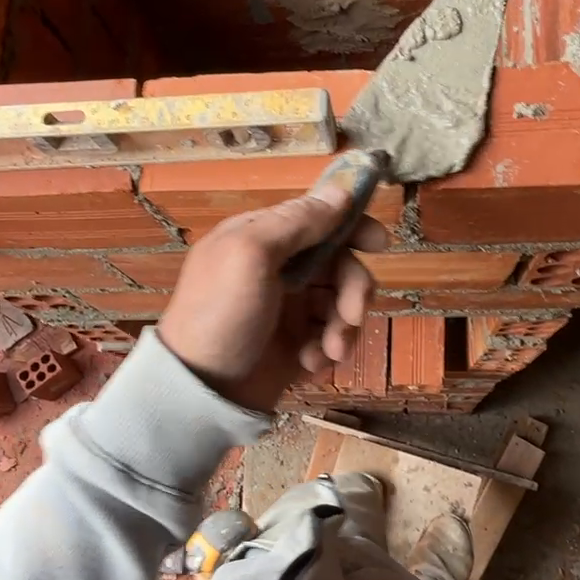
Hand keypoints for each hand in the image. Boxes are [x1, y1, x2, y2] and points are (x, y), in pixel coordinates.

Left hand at [156, 185, 388, 410]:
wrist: (200, 390)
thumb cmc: (220, 313)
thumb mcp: (251, 254)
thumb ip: (296, 221)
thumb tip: (341, 189)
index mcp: (264, 238)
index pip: (319, 218)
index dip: (352, 226)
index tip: (379, 243)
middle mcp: (279, 268)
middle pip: (340, 263)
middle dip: (353, 288)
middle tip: (351, 314)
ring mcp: (289, 308)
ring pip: (341, 303)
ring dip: (344, 326)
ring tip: (329, 352)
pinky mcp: (296, 344)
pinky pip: (332, 337)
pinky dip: (328, 350)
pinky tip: (309, 365)